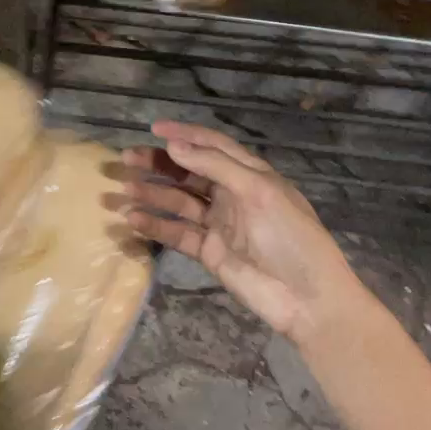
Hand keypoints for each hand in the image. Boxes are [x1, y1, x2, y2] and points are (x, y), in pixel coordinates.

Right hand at [122, 120, 369, 341]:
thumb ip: (216, 166)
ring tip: (123, 189)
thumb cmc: (291, 238)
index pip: (213, 145)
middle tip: (127, 157)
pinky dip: (154, 225)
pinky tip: (132, 219)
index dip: (185, 134)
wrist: (307, 300)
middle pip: (189, 172)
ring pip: (178, 201)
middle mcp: (232, 194)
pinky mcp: (208, 252)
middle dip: (159, 163)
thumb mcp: (260, 193)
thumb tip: (173, 145)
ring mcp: (219, 224)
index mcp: (251, 175)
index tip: (154, 129)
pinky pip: (176, 233)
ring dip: (151, 193)